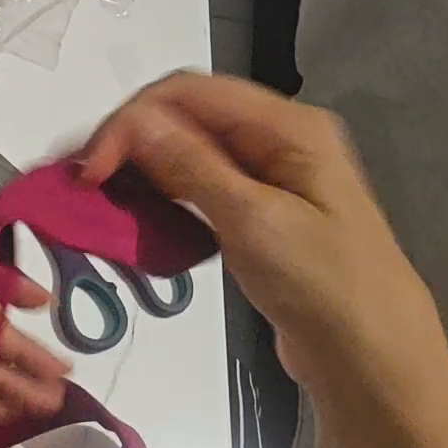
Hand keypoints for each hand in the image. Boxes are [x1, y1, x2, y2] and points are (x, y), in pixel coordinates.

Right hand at [82, 73, 447, 436]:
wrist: (367, 353)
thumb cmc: (320, 283)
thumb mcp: (253, 220)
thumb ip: (192, 166)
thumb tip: (132, 121)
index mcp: (286, 126)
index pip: (187, 94)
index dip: (128, 122)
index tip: (88, 173)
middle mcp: (275, 139)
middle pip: (184, 117)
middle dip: (127, 143)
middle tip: (80, 186)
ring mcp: (266, 177)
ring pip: (186, 154)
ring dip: (139, 171)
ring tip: (97, 203)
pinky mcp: (254, 214)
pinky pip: (196, 190)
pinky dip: (161, 199)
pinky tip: (136, 221)